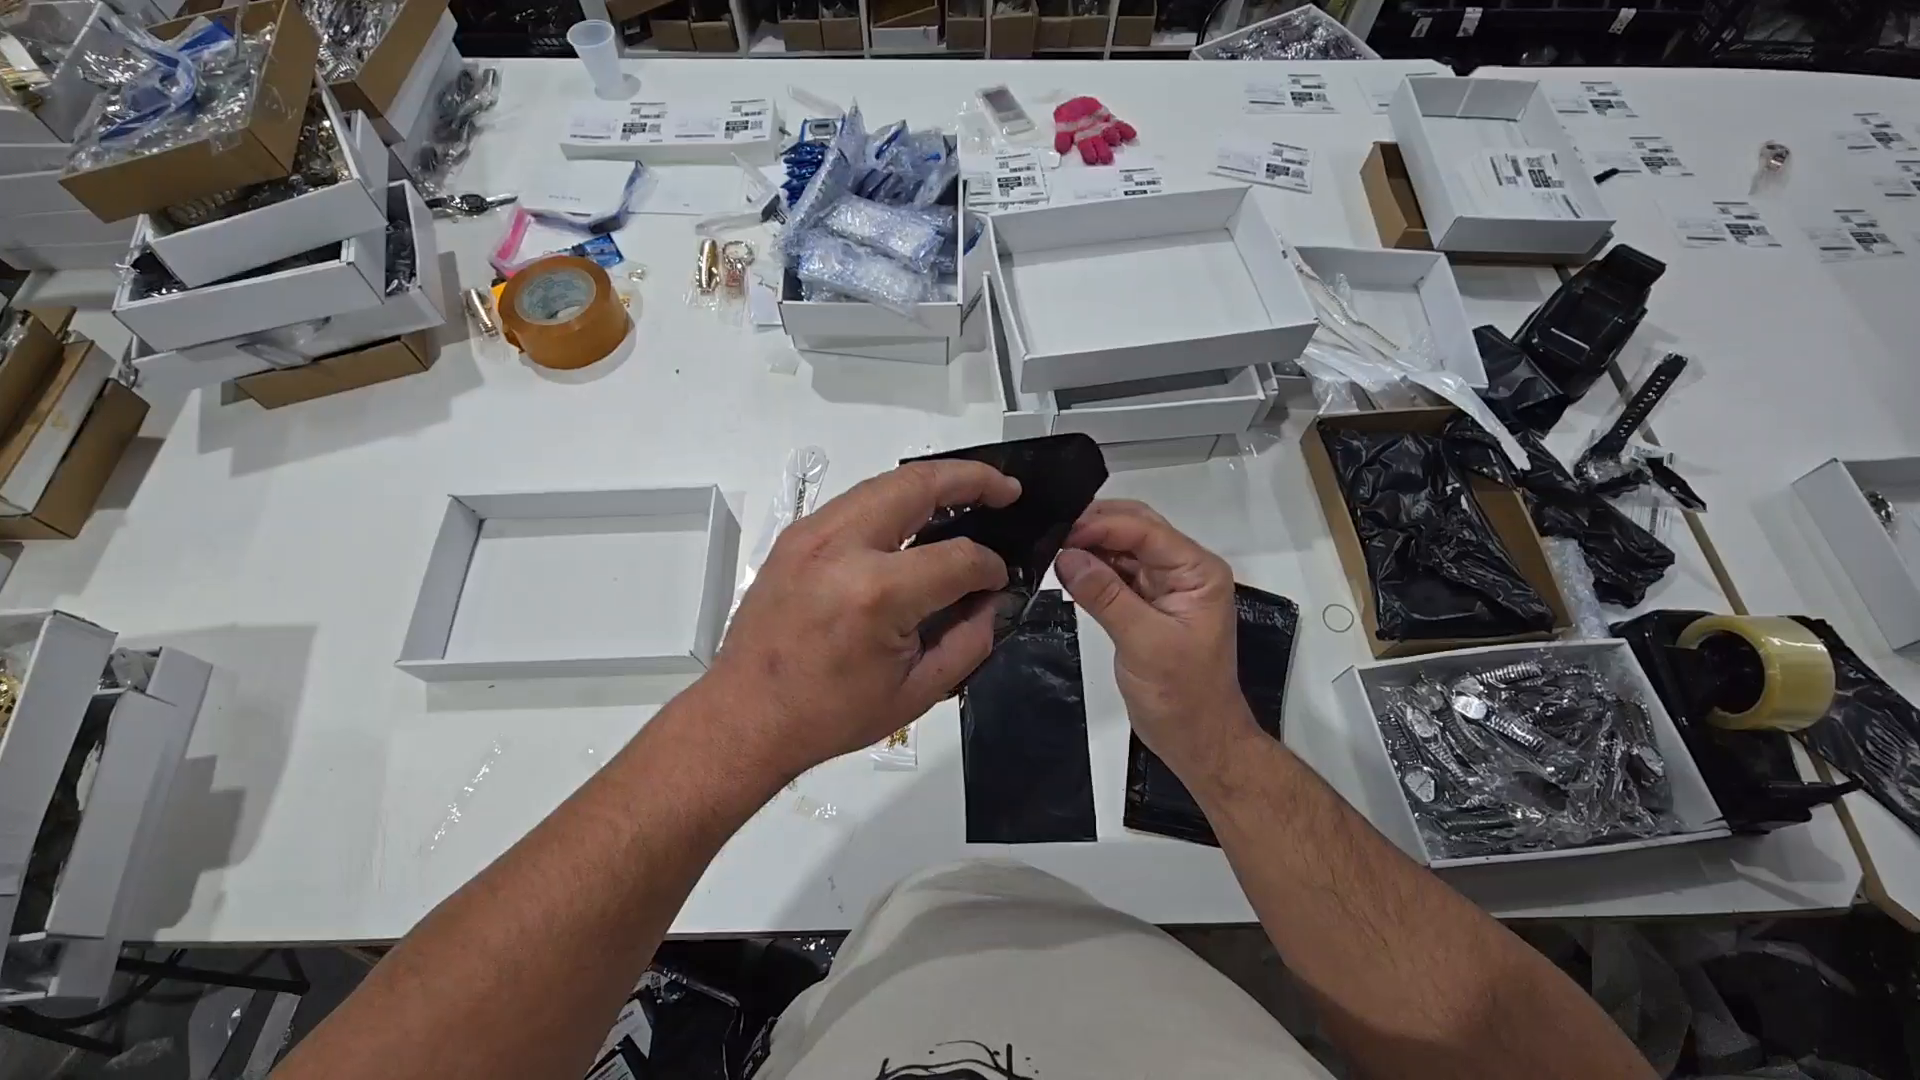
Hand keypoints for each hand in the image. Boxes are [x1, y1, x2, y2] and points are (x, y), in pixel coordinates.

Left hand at [710, 460, 1019, 778]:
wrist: (746, 715)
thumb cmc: (830, 714)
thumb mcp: (917, 692)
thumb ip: (969, 640)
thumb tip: (992, 598)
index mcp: (876, 594)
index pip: (957, 558)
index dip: (989, 567)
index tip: (1000, 579)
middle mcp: (841, 548)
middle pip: (918, 485)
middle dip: (972, 478)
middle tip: (1006, 489)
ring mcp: (811, 535)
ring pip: (884, 483)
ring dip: (932, 482)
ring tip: (969, 493)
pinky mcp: (795, 536)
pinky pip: (856, 501)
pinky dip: (894, 499)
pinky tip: (915, 517)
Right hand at [1053, 501, 1256, 778]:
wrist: (1198, 740)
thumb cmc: (1182, 695)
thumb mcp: (1144, 643)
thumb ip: (1105, 596)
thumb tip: (1065, 556)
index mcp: (1198, 571)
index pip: (1146, 530)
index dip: (1102, 525)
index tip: (1060, 533)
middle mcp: (1184, 570)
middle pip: (1136, 528)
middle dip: (1094, 526)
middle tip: (1050, 533)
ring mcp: (1164, 586)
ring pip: (1123, 547)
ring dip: (1089, 544)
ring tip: (1050, 546)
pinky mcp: (1145, 603)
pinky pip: (1115, 572)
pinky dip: (1091, 567)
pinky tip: (1064, 567)